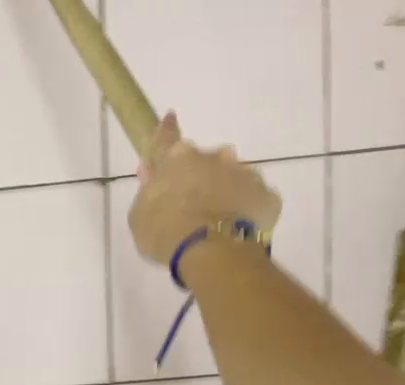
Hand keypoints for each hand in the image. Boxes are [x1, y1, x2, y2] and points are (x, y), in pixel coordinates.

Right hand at [128, 112, 282, 264]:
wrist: (211, 248)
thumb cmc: (165, 231)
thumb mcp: (140, 216)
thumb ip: (147, 192)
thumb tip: (151, 174)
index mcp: (178, 159)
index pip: (167, 139)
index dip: (166, 129)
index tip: (170, 116)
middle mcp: (215, 157)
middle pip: (205, 160)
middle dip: (198, 173)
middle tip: (189, 200)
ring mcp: (244, 173)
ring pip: (230, 176)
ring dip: (222, 190)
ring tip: (213, 220)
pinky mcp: (265, 194)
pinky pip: (251, 198)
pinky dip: (242, 208)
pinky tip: (234, 228)